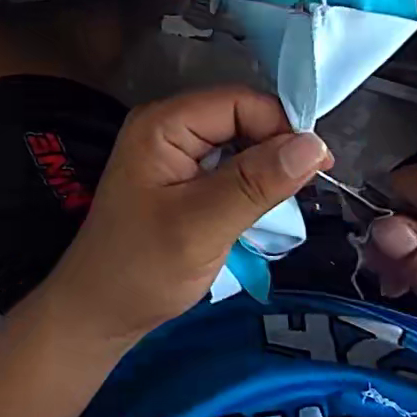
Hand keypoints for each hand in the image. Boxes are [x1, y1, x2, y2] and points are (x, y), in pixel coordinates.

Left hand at [42, 86, 332, 343]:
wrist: (98, 314)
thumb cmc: (142, 270)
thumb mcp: (203, 226)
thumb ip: (257, 182)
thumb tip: (315, 144)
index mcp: (164, 124)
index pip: (238, 102)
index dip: (281, 125)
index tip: (318, 165)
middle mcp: (168, 127)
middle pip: (240, 117)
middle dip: (276, 147)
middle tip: (307, 187)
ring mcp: (173, 152)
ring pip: (238, 142)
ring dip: (267, 167)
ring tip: (289, 200)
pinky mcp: (181, 177)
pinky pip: (228, 165)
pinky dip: (251, 182)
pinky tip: (265, 205)